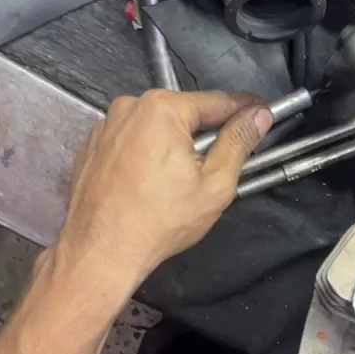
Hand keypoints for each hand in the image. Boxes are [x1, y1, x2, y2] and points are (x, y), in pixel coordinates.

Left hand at [51, 89, 271, 297]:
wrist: (101, 251)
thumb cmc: (158, 222)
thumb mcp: (215, 184)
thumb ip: (239, 143)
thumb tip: (257, 117)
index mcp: (163, 109)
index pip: (217, 101)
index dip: (245, 109)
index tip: (261, 113)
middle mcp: (129, 108)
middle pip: (184, 113)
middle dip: (206, 135)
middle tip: (221, 165)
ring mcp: (106, 127)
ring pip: (156, 128)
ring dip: (175, 146)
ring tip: (181, 183)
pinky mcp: (93, 147)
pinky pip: (131, 142)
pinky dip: (147, 156)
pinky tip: (152, 186)